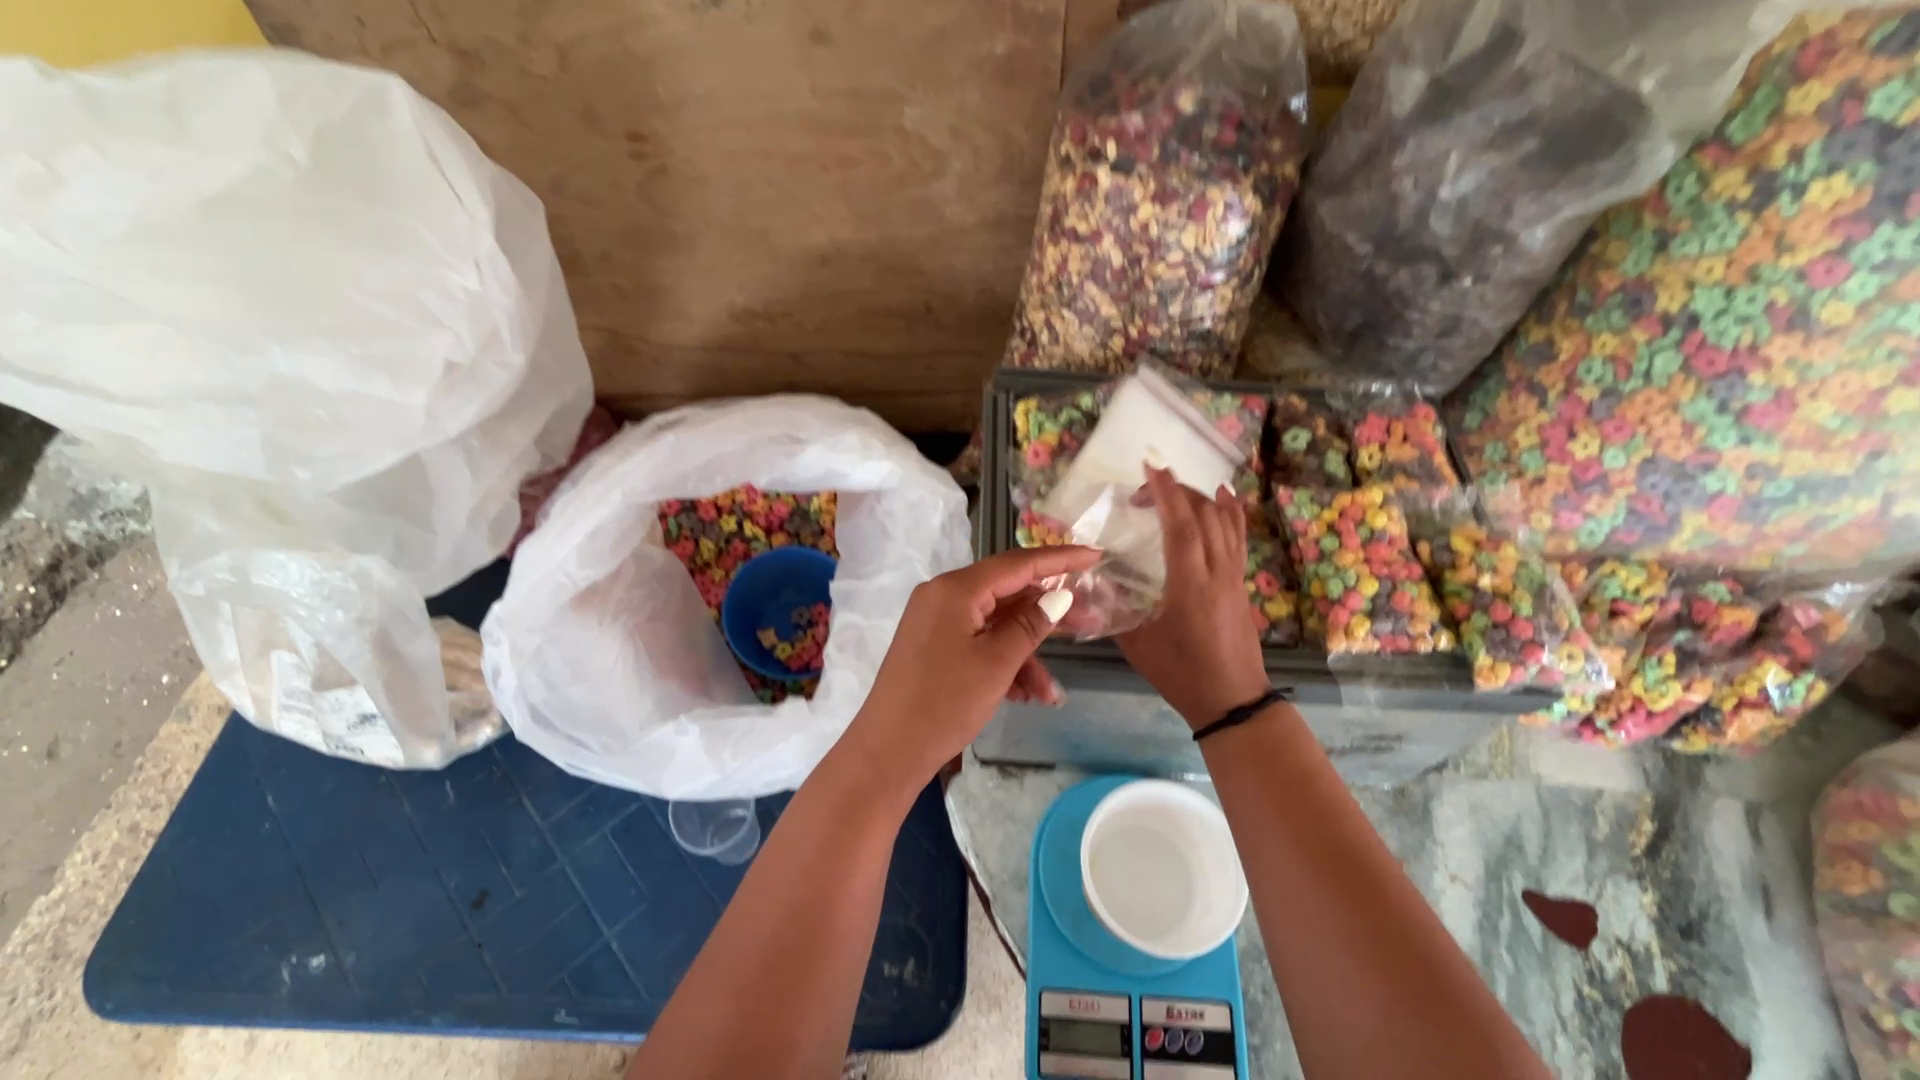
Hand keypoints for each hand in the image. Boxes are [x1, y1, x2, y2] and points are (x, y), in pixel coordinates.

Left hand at [838, 545, 1099, 784]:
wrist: (888, 751)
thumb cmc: (945, 703)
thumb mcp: (997, 663)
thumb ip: (1031, 624)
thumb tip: (1060, 595)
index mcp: (955, 589)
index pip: (1018, 563)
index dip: (1060, 560)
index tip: (1096, 556)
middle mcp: (943, 596)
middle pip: (1007, 593)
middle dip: (1048, 614)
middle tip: (1091, 623)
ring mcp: (936, 622)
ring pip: (995, 625)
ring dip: (1026, 654)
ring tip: (1050, 693)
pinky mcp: (933, 647)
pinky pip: (978, 643)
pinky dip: (1004, 664)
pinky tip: (1026, 696)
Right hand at [1117, 467, 1270, 730]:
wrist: (1231, 700)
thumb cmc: (1181, 674)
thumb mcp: (1137, 644)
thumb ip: (1114, 609)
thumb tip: (1093, 582)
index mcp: (1189, 584)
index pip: (1180, 525)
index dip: (1165, 493)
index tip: (1150, 470)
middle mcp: (1216, 572)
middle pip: (1204, 515)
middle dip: (1177, 491)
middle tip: (1145, 488)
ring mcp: (1234, 576)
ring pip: (1225, 522)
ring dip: (1200, 498)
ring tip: (1176, 486)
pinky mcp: (1241, 584)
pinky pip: (1238, 538)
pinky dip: (1230, 513)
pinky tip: (1224, 497)